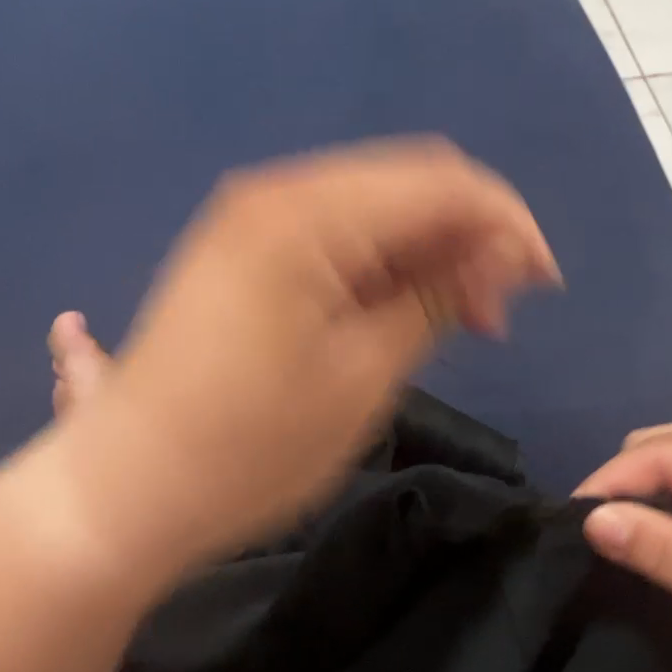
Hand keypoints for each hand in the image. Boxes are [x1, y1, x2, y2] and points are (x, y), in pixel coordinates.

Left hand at [57, 137, 557, 573]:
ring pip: (378, 208)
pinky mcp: (246, 250)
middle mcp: (280, 192)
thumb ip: (437, 297)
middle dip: (471, 238)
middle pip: (410, 184)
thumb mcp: (363, 375)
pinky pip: (339, 236)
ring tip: (459, 322)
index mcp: (308, 213)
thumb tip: (501, 254)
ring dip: (431, 253)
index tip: (545, 287)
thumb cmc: (249, 447)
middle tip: (496, 315)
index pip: (442, 182)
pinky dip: (384, 266)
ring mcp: (256, 219)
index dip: (507, 225)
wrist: (125, 490)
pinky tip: (403, 311)